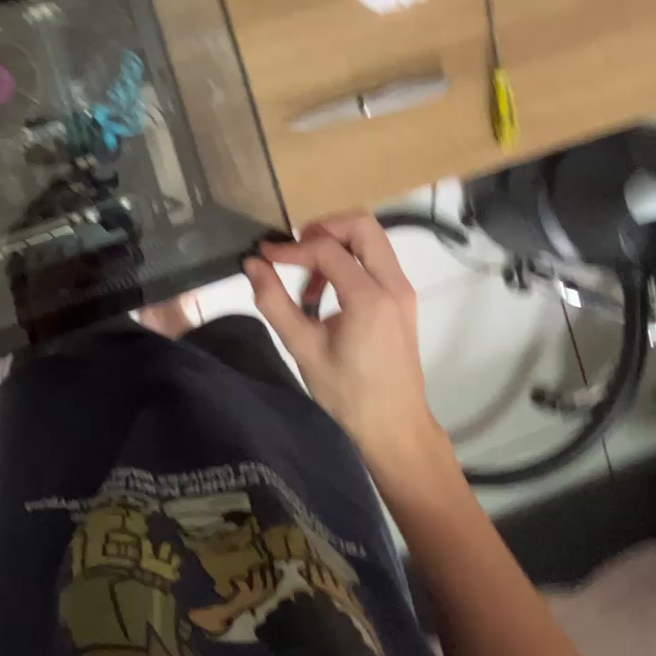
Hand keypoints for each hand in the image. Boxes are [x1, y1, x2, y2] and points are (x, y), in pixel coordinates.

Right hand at [244, 212, 448, 468]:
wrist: (396, 429)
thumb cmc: (348, 396)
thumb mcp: (304, 349)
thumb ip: (275, 302)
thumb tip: (252, 265)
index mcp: (370, 298)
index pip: (327, 250)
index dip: (291, 249)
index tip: (264, 256)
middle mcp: (393, 285)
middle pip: (362, 225)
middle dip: (323, 227)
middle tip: (294, 249)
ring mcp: (402, 291)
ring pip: (372, 239)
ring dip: (336, 244)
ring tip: (306, 275)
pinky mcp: (402, 300)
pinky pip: (376, 260)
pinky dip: (349, 259)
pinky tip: (324, 291)